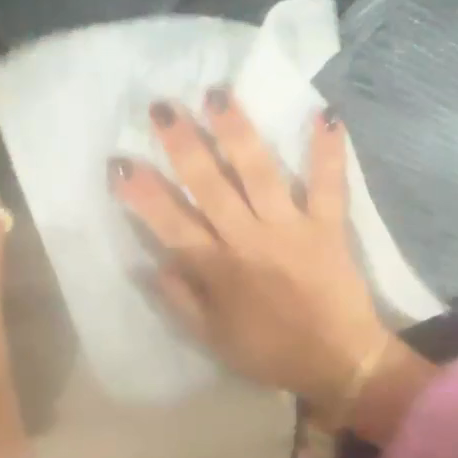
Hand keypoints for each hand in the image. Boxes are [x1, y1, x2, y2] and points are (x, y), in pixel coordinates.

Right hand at [110, 91, 391, 411]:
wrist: (338, 363)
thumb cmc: (272, 353)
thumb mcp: (214, 338)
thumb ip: (182, 300)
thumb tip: (152, 263)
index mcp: (216, 269)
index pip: (170, 223)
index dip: (142, 193)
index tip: (119, 161)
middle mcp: (247, 240)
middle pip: (209, 185)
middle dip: (182, 144)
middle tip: (162, 106)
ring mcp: (289, 229)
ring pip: (259, 173)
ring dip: (237, 131)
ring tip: (218, 94)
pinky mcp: (327, 227)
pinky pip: (328, 185)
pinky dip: (328, 151)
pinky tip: (327, 113)